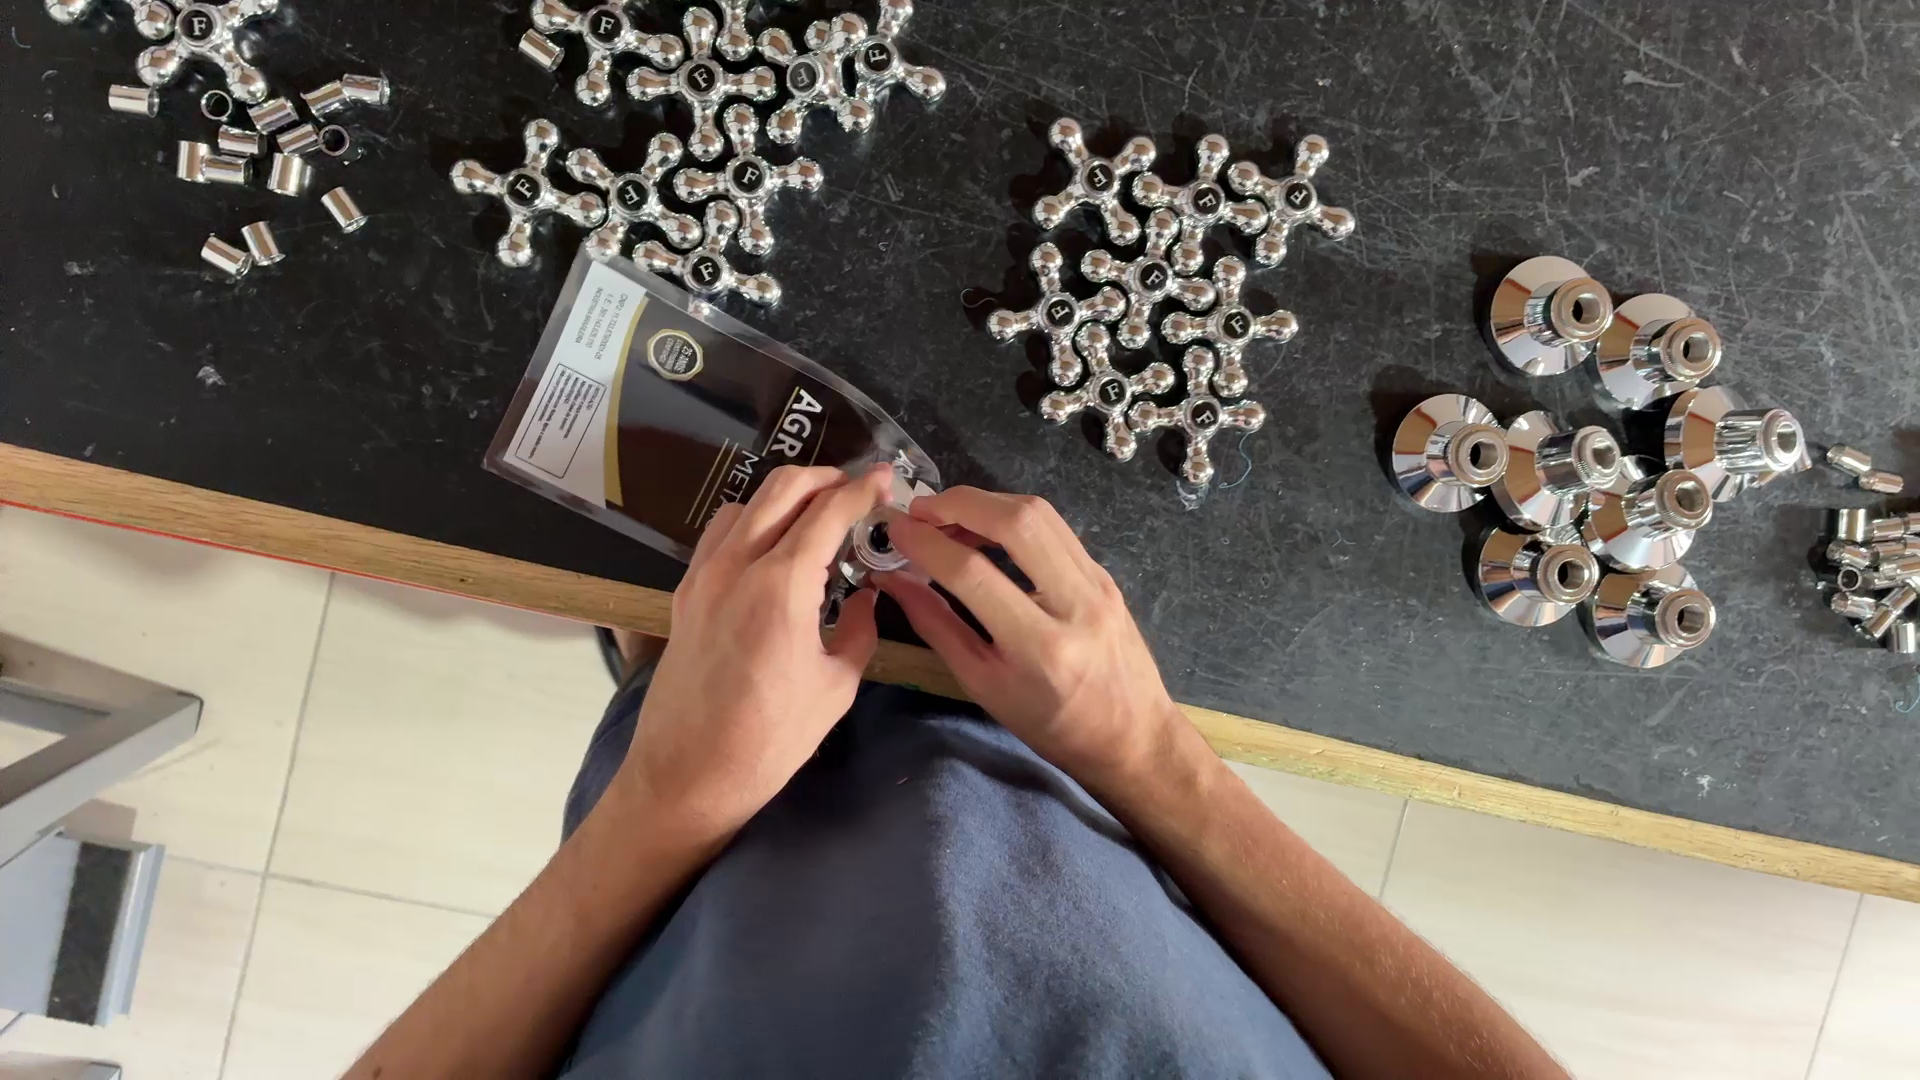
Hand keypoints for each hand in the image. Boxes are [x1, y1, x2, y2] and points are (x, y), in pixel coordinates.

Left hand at [618, 464, 892, 836]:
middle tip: (856, 492)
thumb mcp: (836, 685)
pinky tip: (772, 547)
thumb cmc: (771, 738)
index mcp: (781, 586)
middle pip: (782, 488)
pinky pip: (720, 533)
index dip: (862, 490)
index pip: (828, 513)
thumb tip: (866, 596)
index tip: (886, 477)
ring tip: (816, 516)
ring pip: (747, 504)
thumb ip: (858, 628)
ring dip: (787, 496)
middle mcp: (738, 565)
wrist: (687, 776)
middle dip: (825, 478)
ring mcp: (704, 575)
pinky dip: (753, 521)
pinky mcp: (686, 592)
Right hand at [876, 488, 1186, 786]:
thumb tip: (894, 580)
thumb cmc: (1050, 724)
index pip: (972, 574)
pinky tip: (985, 529)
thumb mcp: (984, 685)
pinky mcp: (1104, 573)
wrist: (1133, 736)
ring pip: (1040, 514)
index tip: (895, 531)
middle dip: (960, 504)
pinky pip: (1055, 527)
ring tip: (946, 517)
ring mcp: (1097, 582)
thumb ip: (937, 626)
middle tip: (920, 510)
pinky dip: (1012, 517)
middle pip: (1016, 522)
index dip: (927, 545)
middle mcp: (1075, 603)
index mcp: (1039, 646)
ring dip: (986, 503)